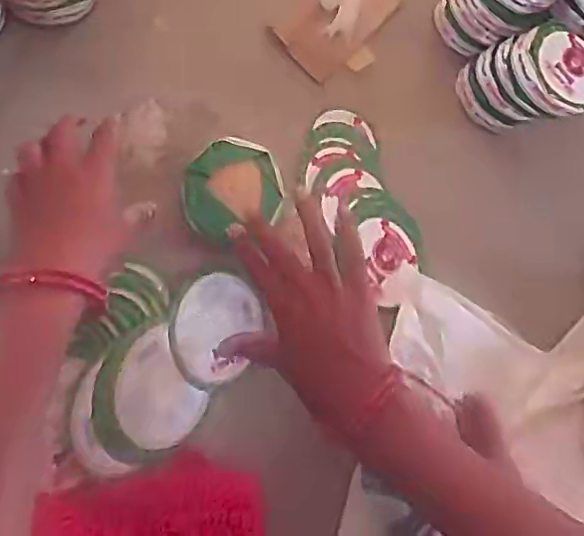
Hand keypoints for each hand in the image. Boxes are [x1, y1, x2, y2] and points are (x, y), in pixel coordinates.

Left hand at [6, 116, 148, 282]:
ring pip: (30, 147)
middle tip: (76, 124)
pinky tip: (26, 180)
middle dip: (69, 122)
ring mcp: (36, 180)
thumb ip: (135, 217)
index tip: (110, 122)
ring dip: (39, 144)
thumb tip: (149, 209)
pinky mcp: (16, 198)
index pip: (103, 137)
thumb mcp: (122, 233)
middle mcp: (64, 167)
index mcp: (95, 171)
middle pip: (62, 130)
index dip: (108, 127)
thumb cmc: (94, 248)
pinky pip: (14, 176)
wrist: (51, 273)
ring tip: (46, 149)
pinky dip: (21, 174)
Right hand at [220, 192, 394, 434]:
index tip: (233, 230)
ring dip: (308, 215)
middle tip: (253, 208)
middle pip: (282, 251)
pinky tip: (344, 208)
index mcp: (284, 307)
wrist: (362, 393)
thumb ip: (254, 347)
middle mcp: (306, 288)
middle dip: (264, 229)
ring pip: (318, 241)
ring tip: (300, 191)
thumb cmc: (318, 382)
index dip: (245, 249)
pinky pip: (353, 251)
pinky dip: (348, 229)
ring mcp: (334, 283)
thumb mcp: (282, 364)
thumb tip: (222, 347)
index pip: (259, 270)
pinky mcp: (359, 284)